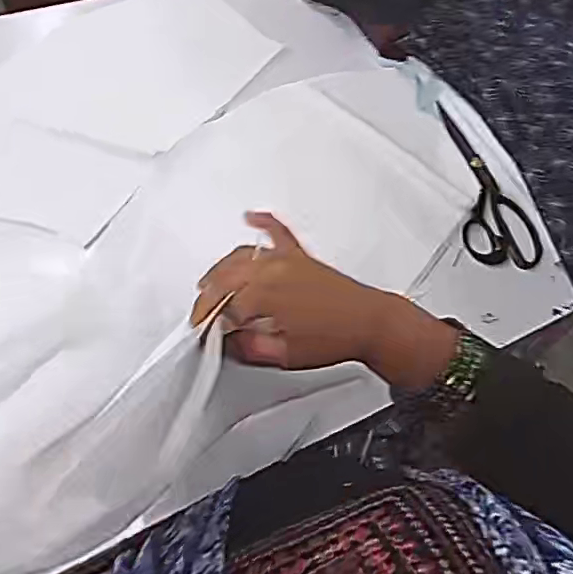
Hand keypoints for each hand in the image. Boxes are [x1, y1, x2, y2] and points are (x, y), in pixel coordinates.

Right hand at [190, 212, 457, 388]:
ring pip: (242, 255)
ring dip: (221, 269)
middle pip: (225, 278)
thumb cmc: (336, 338)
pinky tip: (252, 217)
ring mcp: (288, 260)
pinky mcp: (301, 256)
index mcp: (266, 296)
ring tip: (210, 285)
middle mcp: (274, 271)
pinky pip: (279, 232)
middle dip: (208, 298)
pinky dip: (264, 222)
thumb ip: (249, 347)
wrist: (369, 322)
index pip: (223, 306)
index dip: (210, 323)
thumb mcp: (284, 356)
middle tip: (203, 317)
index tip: (206, 335)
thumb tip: (228, 341)